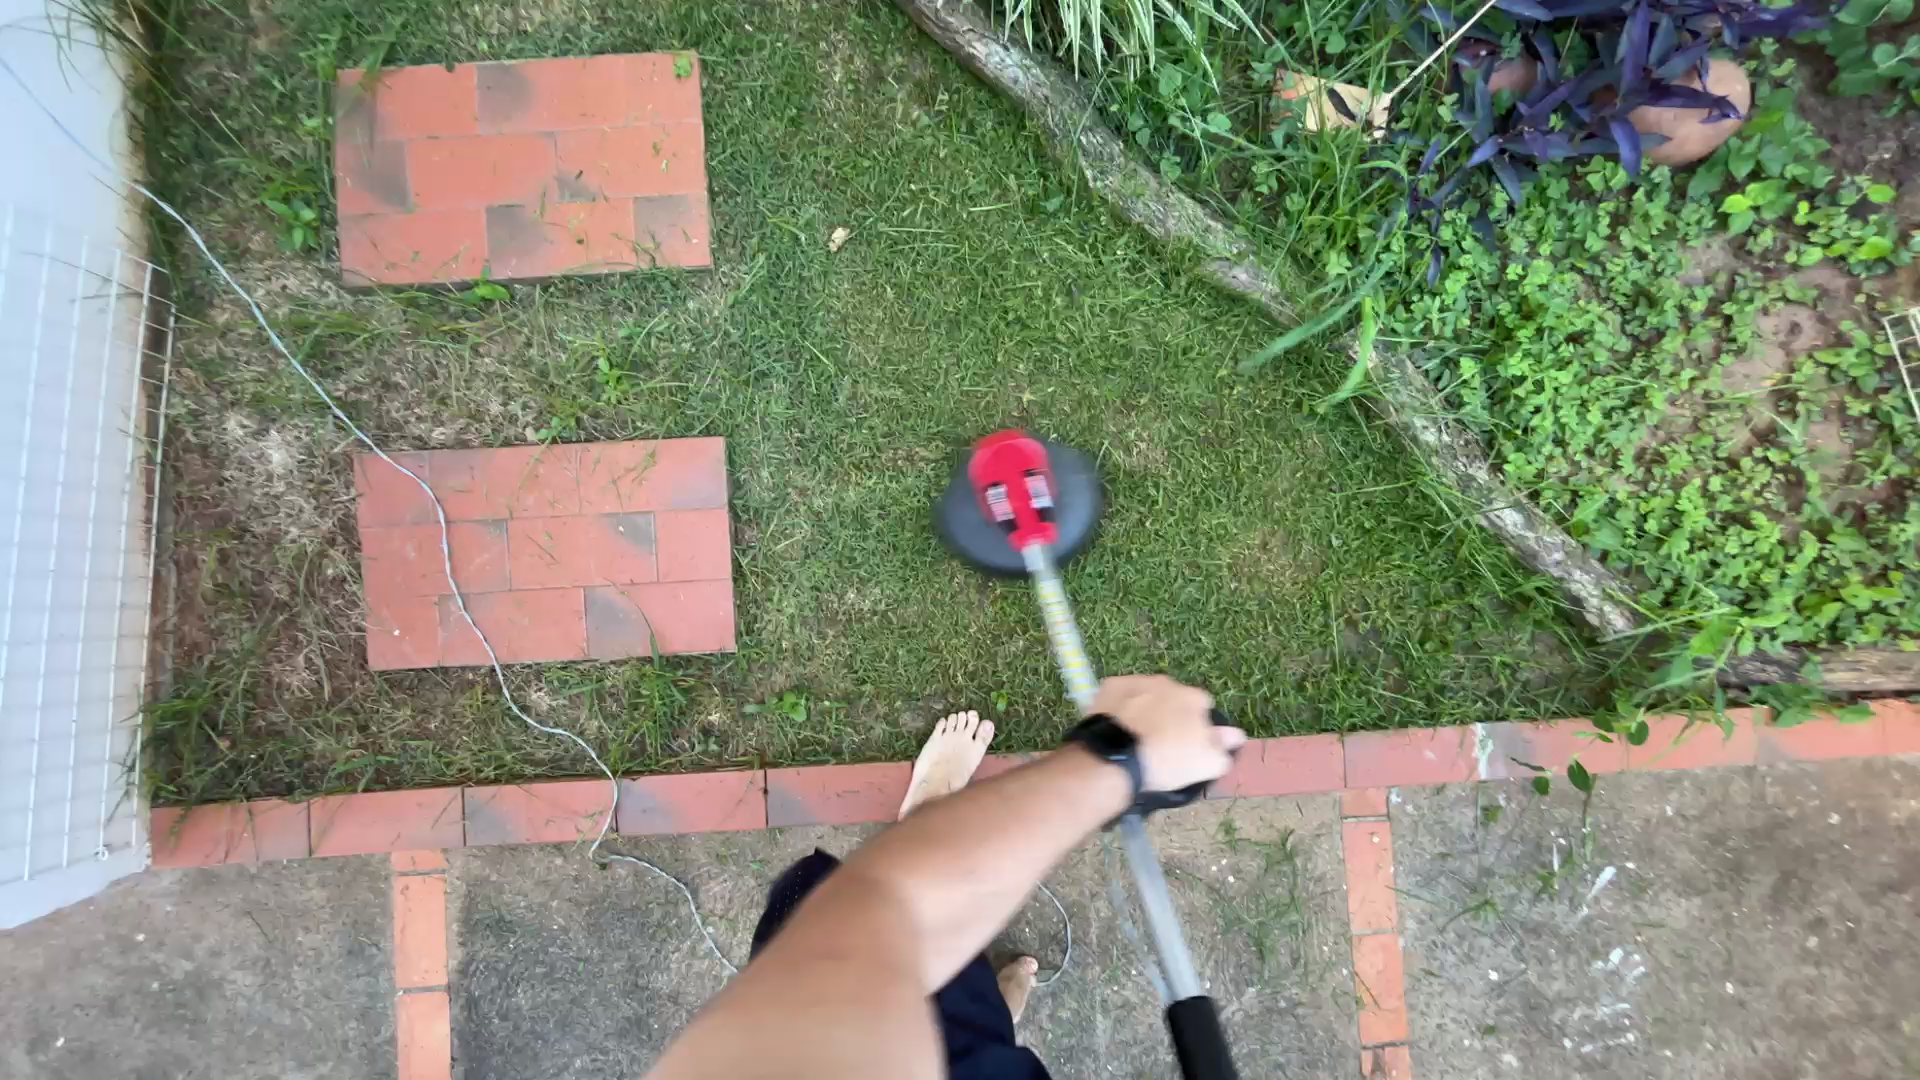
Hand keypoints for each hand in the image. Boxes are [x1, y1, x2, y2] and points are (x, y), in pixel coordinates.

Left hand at [1090, 675, 1245, 791]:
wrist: (1118, 756)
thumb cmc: (1167, 761)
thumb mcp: (1206, 763)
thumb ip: (1223, 746)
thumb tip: (1236, 734)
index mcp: (1194, 698)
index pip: (1203, 705)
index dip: (1196, 723)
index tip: (1187, 740)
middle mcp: (1168, 682)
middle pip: (1174, 696)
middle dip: (1170, 712)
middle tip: (1161, 738)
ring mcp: (1137, 680)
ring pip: (1146, 692)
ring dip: (1145, 706)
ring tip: (1137, 732)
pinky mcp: (1111, 684)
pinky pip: (1121, 693)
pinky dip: (1121, 704)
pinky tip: (1117, 723)